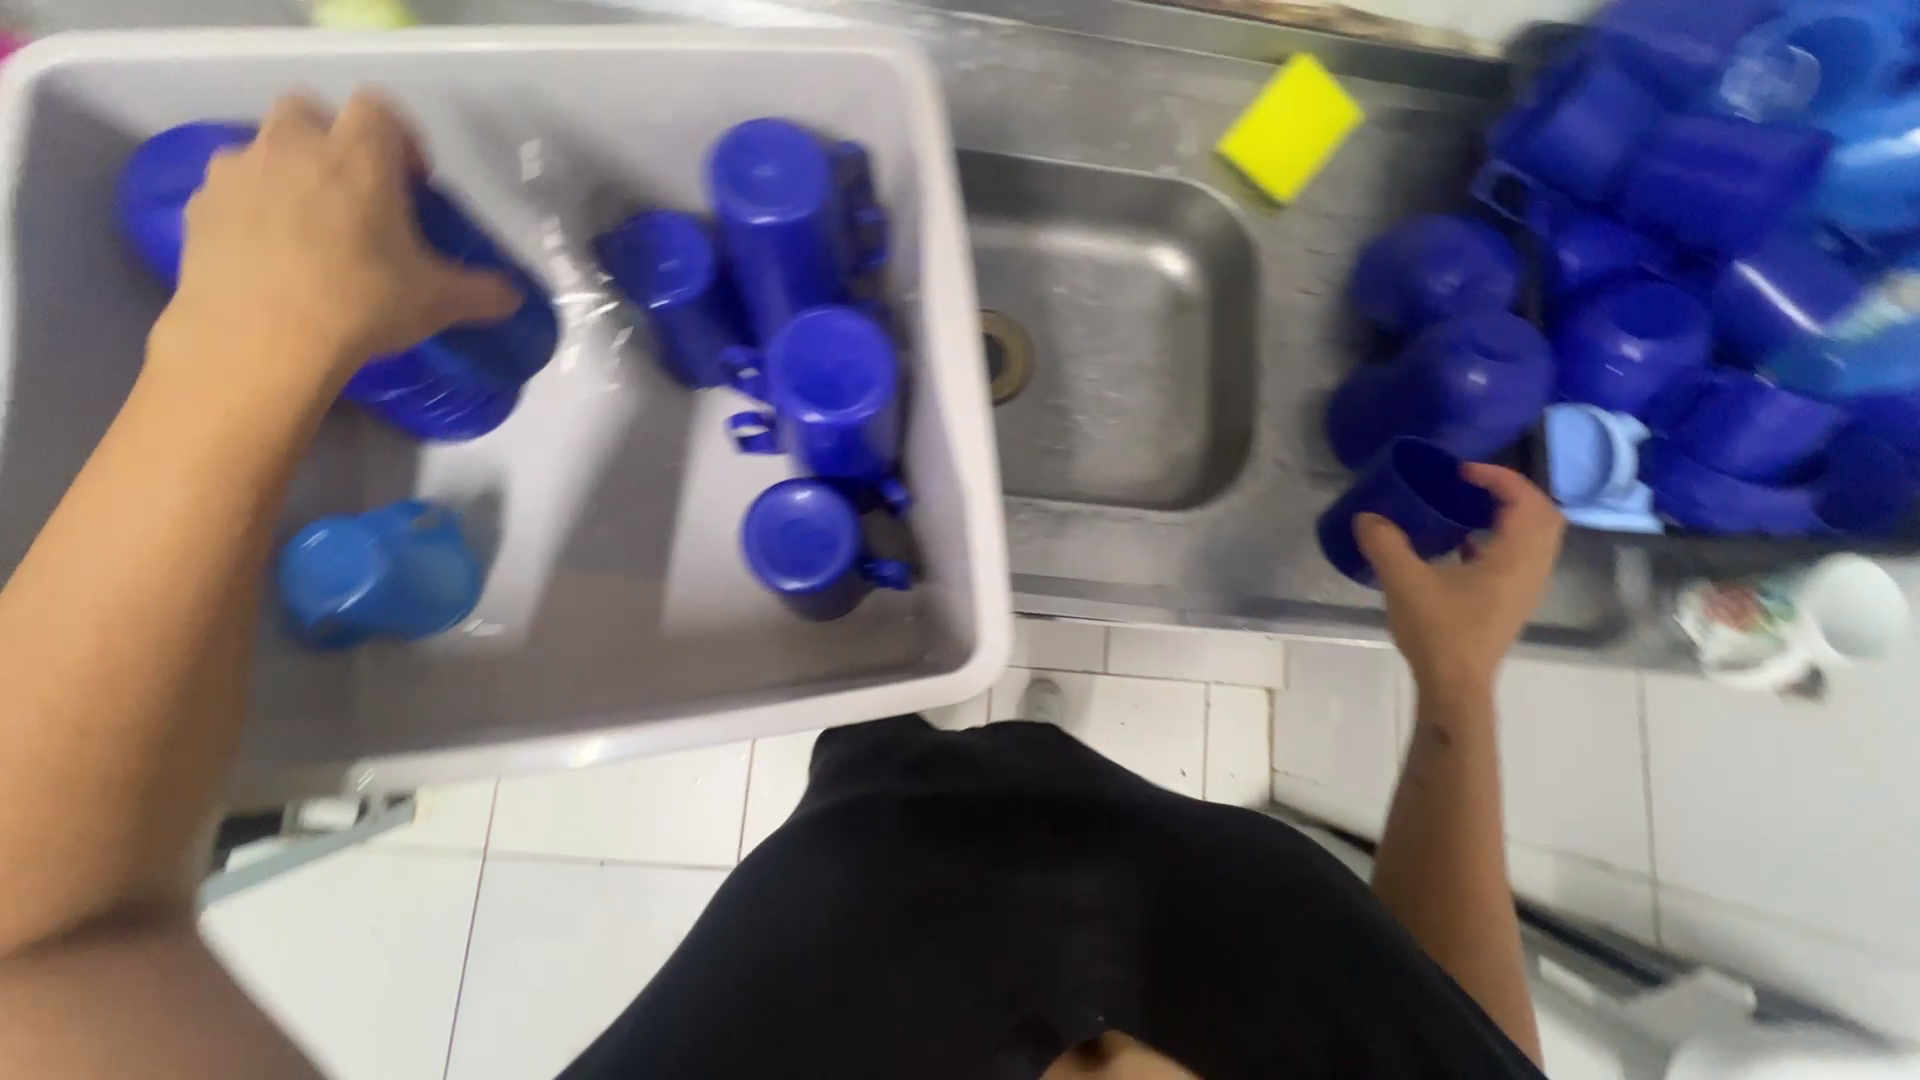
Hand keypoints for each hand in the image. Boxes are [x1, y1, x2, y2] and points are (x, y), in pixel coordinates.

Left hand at [153, 91, 521, 393]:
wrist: (260, 338)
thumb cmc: (363, 304)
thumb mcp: (441, 302)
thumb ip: (483, 293)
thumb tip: (511, 296)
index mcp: (357, 158)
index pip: (380, 110)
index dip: (401, 139)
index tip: (414, 183)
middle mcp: (292, 147)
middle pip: (309, 112)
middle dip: (334, 142)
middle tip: (359, 196)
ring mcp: (238, 172)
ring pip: (265, 148)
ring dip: (291, 173)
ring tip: (315, 230)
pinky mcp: (200, 204)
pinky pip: (233, 190)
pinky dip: (255, 209)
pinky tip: (276, 256)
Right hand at [1356, 464, 1564, 701]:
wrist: (1455, 684)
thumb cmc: (1438, 631)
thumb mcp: (1404, 582)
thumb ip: (1385, 544)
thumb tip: (1367, 516)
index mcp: (1515, 558)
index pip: (1526, 502)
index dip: (1499, 478)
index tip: (1461, 472)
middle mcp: (1532, 568)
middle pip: (1543, 515)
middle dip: (1511, 492)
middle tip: (1471, 484)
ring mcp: (1526, 587)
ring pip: (1535, 537)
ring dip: (1509, 515)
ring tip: (1467, 508)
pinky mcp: (1512, 600)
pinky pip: (1520, 555)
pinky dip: (1500, 537)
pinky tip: (1463, 544)